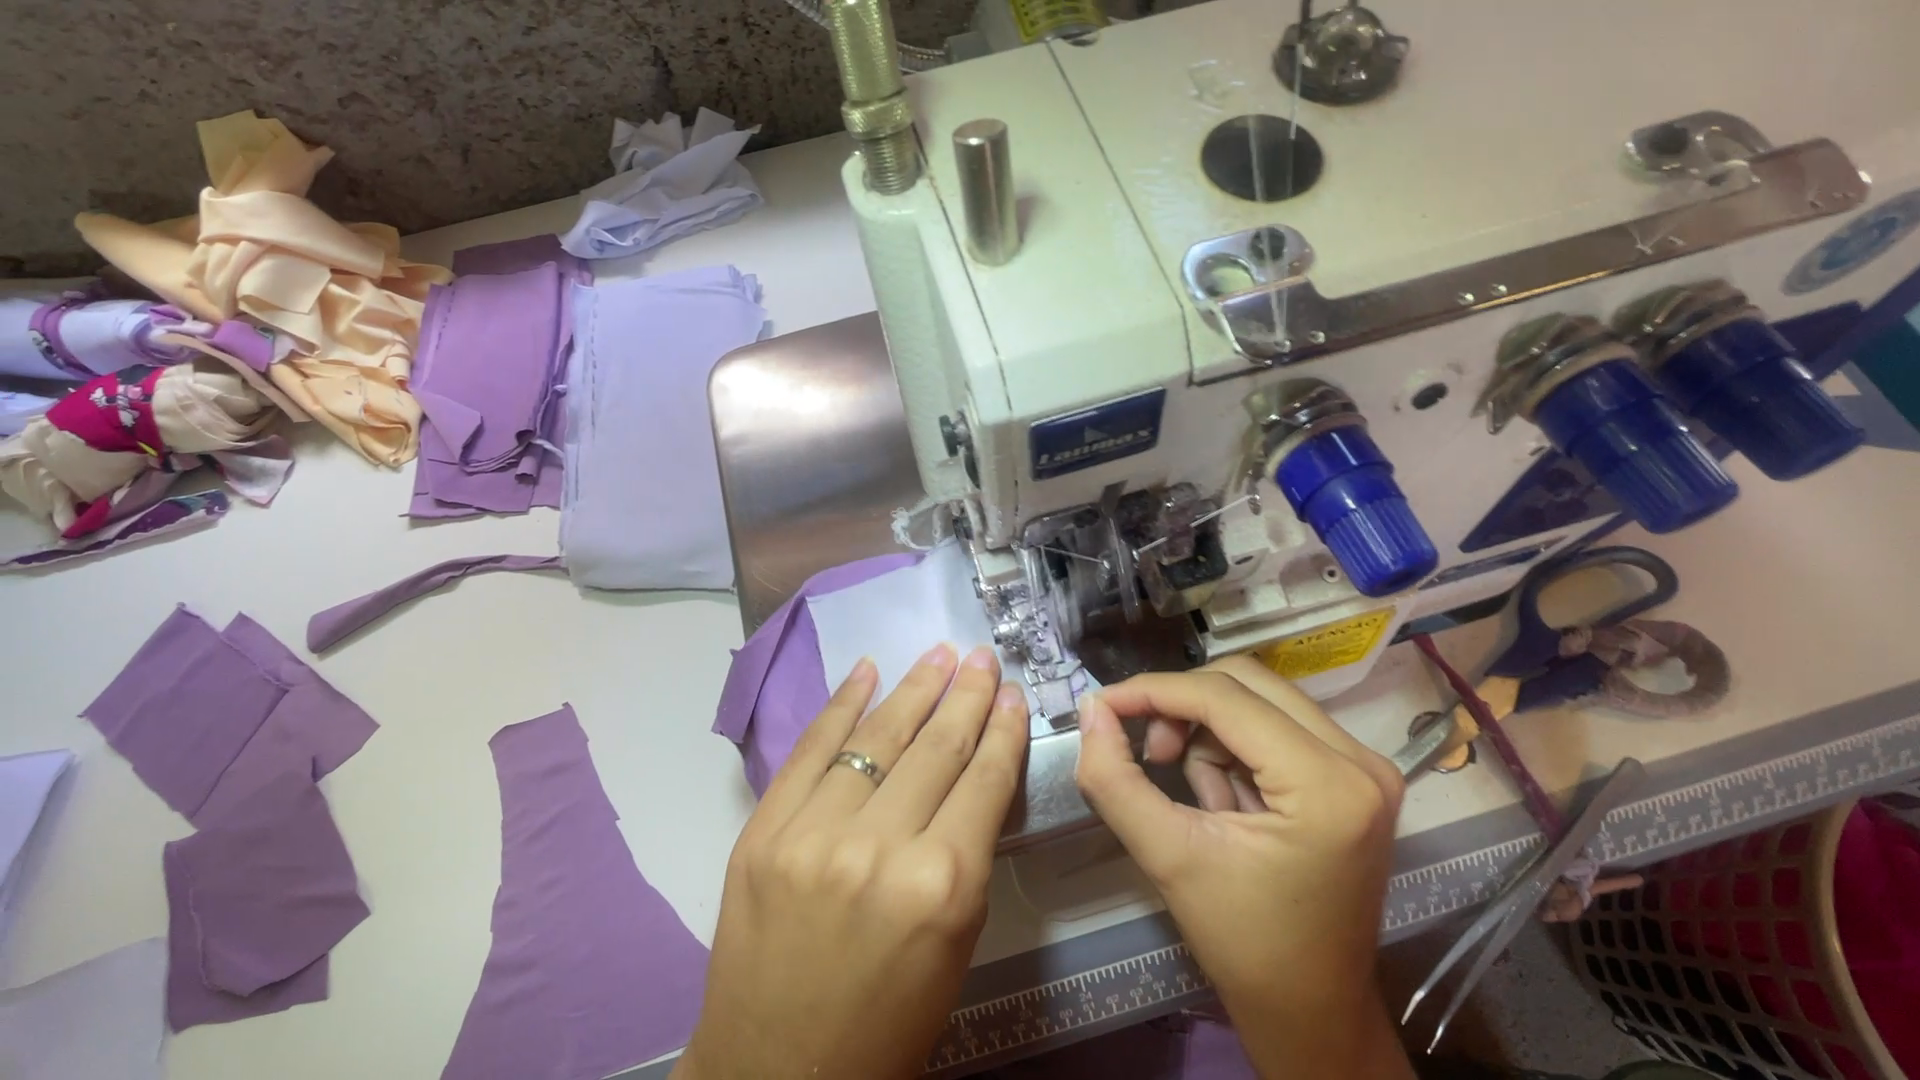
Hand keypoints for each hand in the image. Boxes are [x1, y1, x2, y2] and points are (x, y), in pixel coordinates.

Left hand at [676, 644, 1029, 1079]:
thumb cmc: (889, 1022)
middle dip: (965, 695)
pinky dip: (840, 706)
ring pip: (874, 737)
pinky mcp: (761, 832)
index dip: (1002, 730)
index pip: (983, 781)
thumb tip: (975, 775)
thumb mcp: (956, 943)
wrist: (779, 1072)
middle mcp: (879, 847)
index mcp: (942, 886)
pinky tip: (866, 671)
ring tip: (938, 654)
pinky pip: (809, 752)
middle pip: (935, 748)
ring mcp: (812, 834)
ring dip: (911, 689)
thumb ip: (967, 854)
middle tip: (982, 656)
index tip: (1012, 693)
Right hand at [1075, 656, 1413, 1078]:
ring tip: (1190, 791)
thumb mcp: (1168, 857)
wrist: (1309, 1006)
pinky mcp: (1356, 778)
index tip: (1101, 703)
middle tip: (1150, 753)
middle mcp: (1360, 760)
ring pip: (1262, 700)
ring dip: (1209, 729)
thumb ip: (1116, 780)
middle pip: (1249, 683)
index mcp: (1327, 785)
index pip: (1226, 699)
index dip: (1155, 691)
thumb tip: (1090, 710)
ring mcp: (1366, 767)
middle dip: (1184, 707)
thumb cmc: (1242, 942)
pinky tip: (1222, 799)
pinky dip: (1235, 747)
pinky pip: (1278, 726)